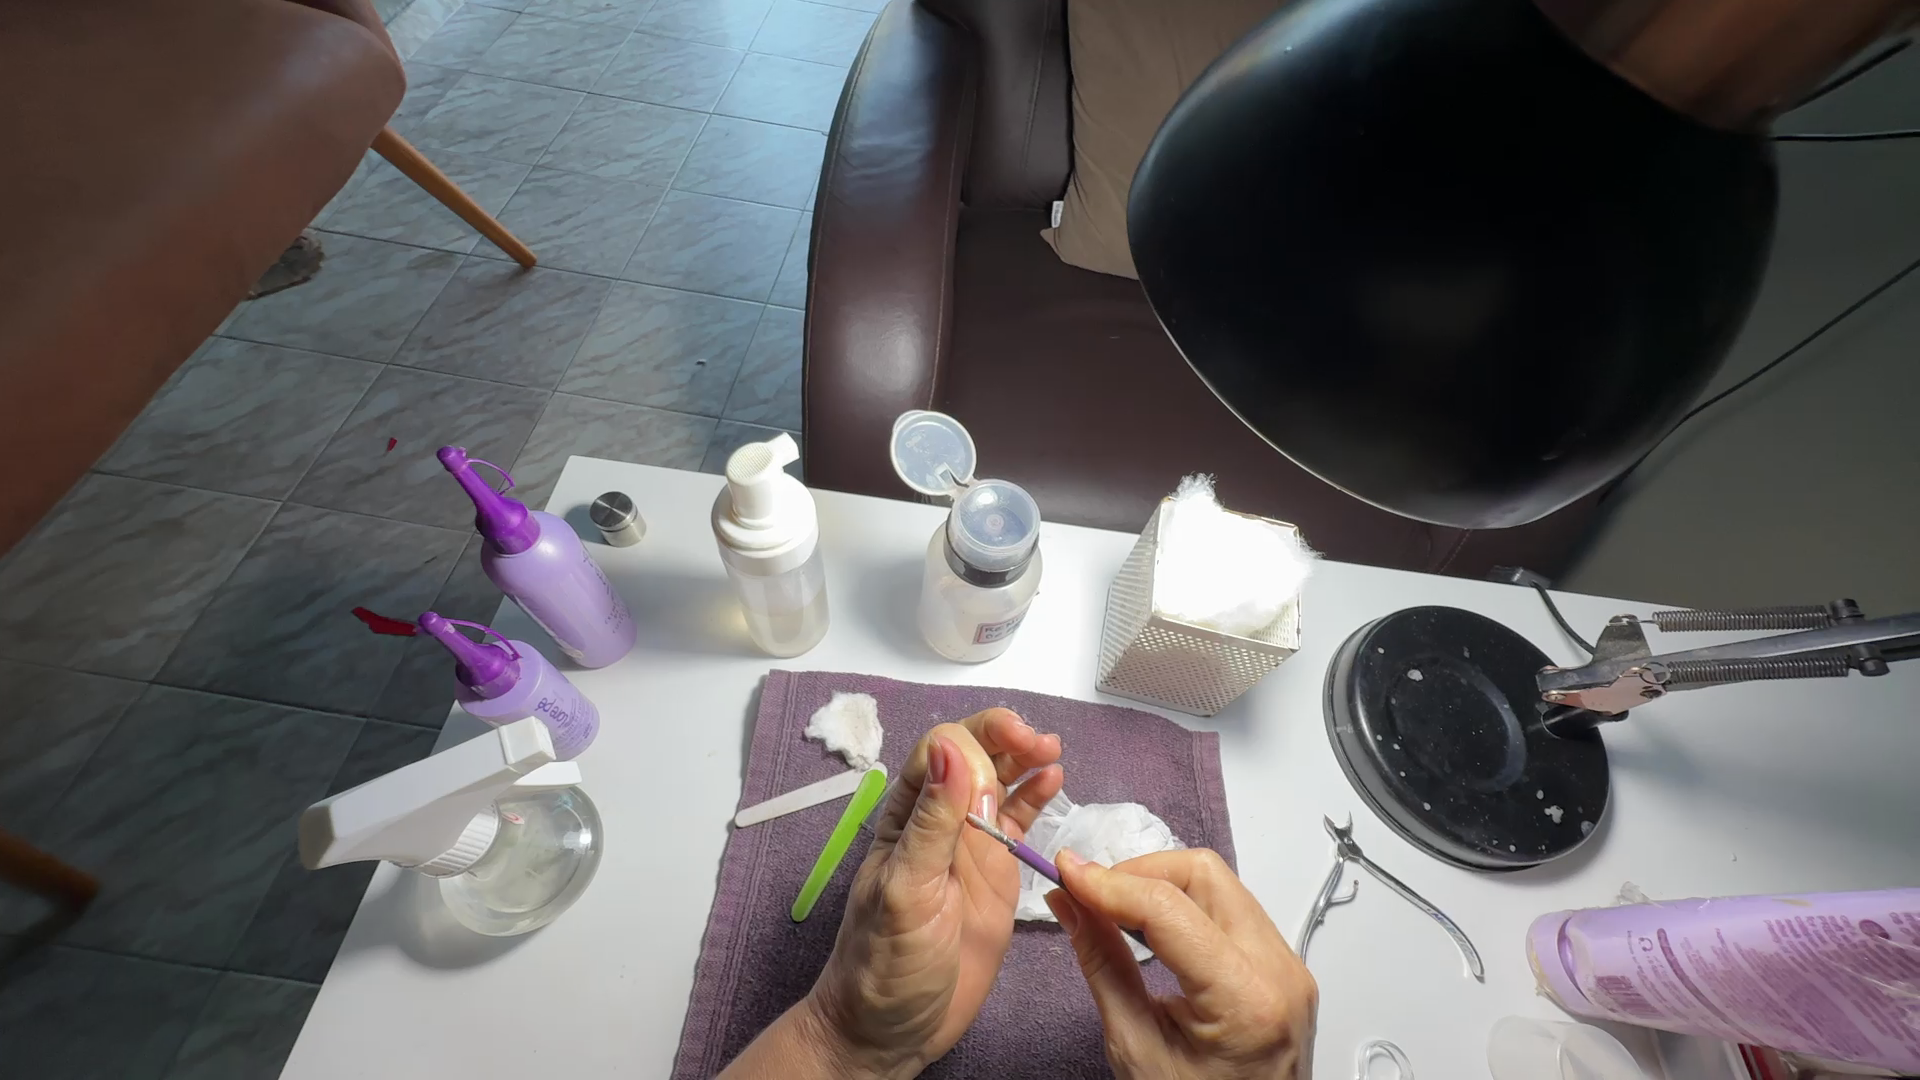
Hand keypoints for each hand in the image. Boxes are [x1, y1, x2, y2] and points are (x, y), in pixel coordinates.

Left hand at [727, 709, 1064, 1078]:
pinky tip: (1051, 778)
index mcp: (909, 813)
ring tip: (1050, 750)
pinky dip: (1035, 796)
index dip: (978, 736)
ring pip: (1000, 782)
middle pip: (975, 755)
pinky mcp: (996, 869)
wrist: (891, 1030)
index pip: (942, 749)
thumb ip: (931, 822)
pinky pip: (1018, 820)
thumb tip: (951, 748)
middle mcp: (941, 817)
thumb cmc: (883, 963)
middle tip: (1039, 742)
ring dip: (1024, 760)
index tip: (1013, 741)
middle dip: (1005, 739)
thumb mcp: (905, 890)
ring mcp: (971, 842)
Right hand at [1047, 850, 1317, 1079]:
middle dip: (1139, 872)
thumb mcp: (1135, 1047)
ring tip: (1119, 909)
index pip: (1168, 908)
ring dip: (1160, 881)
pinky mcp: (1284, 961)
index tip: (1066, 872)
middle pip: (1201, 873)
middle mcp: (1279, 970)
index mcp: (1245, 1000)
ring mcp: (1288, 963)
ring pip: (1215, 879)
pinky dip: (1183, 899)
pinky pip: (1229, 902)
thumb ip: (1101, 962)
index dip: (1109, 882)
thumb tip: (1065, 899)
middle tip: (1094, 896)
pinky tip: (1154, 924)